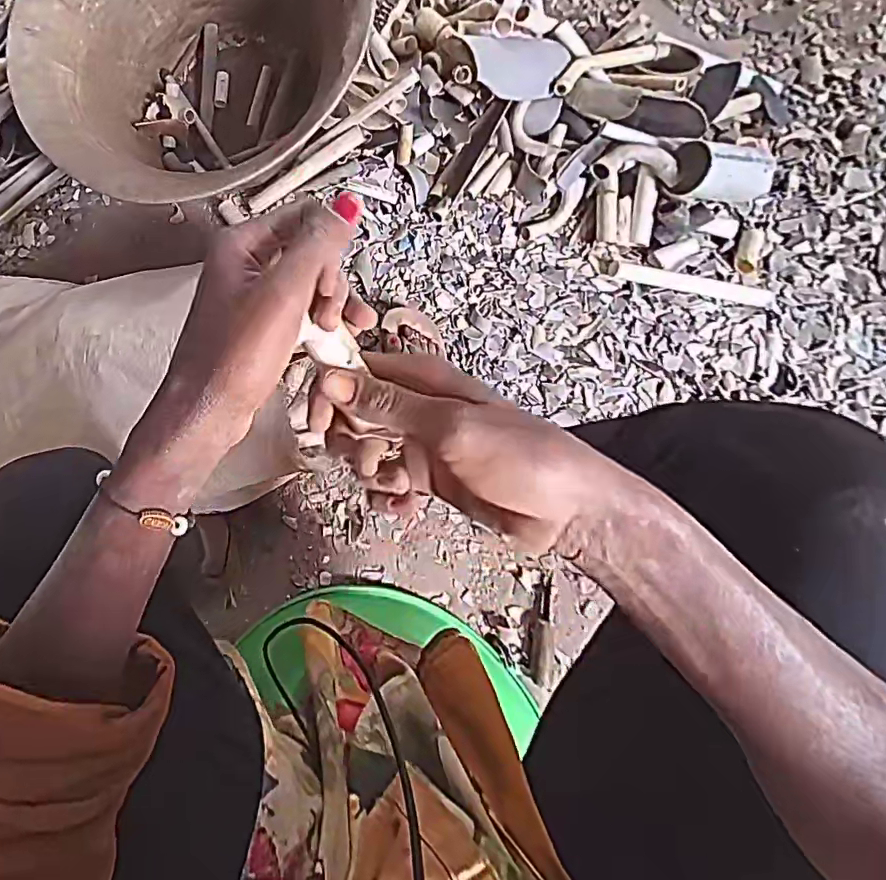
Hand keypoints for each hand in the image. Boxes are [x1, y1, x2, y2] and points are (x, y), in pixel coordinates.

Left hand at [110, 195, 376, 508]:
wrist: (209, 412)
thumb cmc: (228, 361)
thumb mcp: (283, 294)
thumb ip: (316, 246)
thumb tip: (344, 206)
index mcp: (240, 245)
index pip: (303, 216)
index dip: (328, 244)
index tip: (334, 276)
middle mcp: (244, 266)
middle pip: (310, 250)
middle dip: (330, 280)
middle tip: (327, 309)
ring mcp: (253, 296)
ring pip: (310, 282)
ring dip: (332, 302)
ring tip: (335, 326)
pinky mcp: (262, 324)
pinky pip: (302, 309)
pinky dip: (321, 320)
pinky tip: (333, 336)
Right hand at [311, 351, 673, 558]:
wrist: (568, 513)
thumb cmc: (522, 456)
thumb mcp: (449, 426)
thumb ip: (387, 404)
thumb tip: (334, 380)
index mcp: (421, 379)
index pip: (354, 373)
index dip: (328, 395)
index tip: (317, 422)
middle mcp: (415, 407)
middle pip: (351, 415)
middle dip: (349, 442)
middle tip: (370, 461)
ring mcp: (419, 442)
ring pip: (363, 451)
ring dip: (369, 473)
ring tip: (399, 486)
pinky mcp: (424, 475)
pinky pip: (385, 482)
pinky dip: (388, 497)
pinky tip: (406, 507)